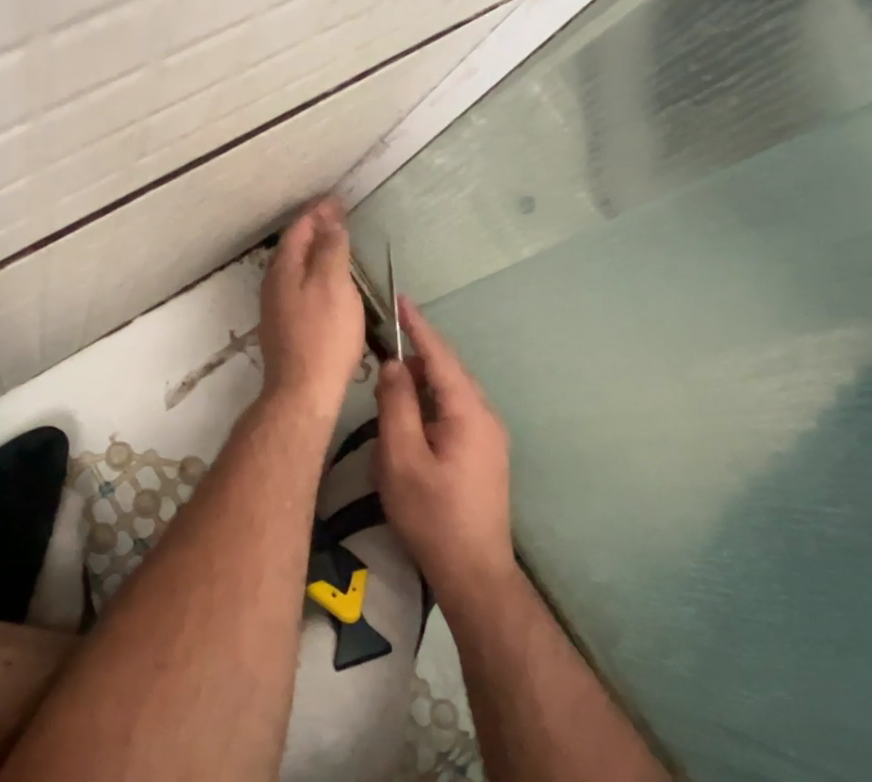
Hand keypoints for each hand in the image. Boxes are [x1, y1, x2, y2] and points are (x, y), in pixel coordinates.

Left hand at [258, 197, 364, 419]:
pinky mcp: (284, 326)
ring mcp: (276, 306)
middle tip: (337, 216)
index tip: (337, 200)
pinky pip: (297, 286)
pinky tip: (326, 282)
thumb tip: (329, 222)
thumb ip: (331, 250)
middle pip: (293, 246)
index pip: (299, 228)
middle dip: (314, 228)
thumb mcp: (333, 285)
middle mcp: (274, 283)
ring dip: (313, 251)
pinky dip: (312, 273)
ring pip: (293, 267)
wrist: (302, 390)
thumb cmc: (323, 335)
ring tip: (335, 244)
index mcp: (284, 268)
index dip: (318, 212)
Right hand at [376, 297, 515, 600]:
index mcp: (468, 413)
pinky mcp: (485, 455)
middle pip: (449, 373)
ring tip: (390, 385)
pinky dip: (431, 404)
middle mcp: (486, 417)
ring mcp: (489, 438)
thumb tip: (395, 367)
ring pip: (452, 395)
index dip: (419, 327)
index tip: (401, 300)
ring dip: (422, 384)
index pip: (441, 357)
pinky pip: (455, 413)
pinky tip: (410, 417)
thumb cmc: (432, 514)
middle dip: (418, 357)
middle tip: (381, 352)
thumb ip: (396, 406)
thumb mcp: (401, 458)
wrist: (473, 570)